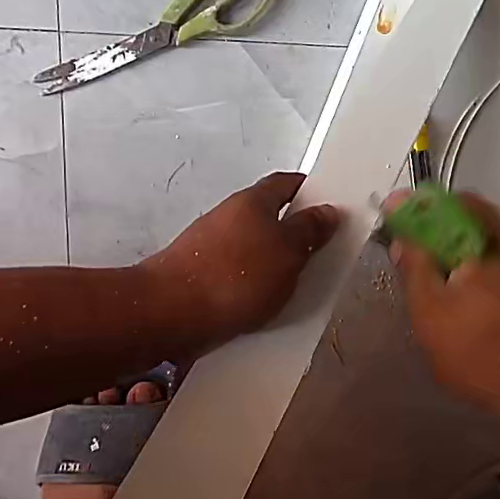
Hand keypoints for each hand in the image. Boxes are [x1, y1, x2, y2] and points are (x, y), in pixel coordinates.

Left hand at [145, 173, 339, 345]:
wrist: (170, 315)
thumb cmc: (235, 276)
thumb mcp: (289, 252)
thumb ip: (310, 231)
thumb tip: (326, 211)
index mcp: (252, 201)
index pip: (286, 183)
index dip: (309, 190)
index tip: (328, 204)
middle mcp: (228, 216)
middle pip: (268, 215)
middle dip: (292, 231)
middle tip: (317, 250)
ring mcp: (208, 245)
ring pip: (251, 246)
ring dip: (271, 260)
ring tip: (293, 284)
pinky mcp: (197, 274)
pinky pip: (235, 272)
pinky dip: (251, 282)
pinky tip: (262, 303)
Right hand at [387, 192, 499, 412]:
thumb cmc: (475, 350)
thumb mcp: (429, 310)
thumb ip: (415, 267)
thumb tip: (404, 239)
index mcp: (494, 242)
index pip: (457, 203)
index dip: (425, 206)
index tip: (401, 216)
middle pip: (479, 221)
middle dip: (445, 229)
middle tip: (419, 249)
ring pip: (496, 244)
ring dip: (468, 250)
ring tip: (444, 275)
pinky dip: (488, 268)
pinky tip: (475, 295)